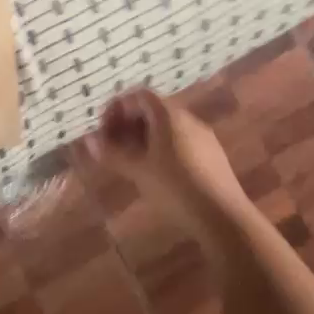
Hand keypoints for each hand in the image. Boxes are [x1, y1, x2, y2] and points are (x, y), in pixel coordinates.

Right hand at [80, 89, 248, 231]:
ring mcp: (203, 137)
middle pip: (152, 110)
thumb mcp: (138, 170)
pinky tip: (158, 173)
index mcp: (169, 115)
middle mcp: (187, 118)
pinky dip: (162, 148)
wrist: (225, 219)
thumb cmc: (176, 188)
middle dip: (128, 124)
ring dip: (145, 138)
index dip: (117, 108)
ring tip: (133, 162)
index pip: (138, 95)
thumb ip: (111, 153)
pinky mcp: (213, 156)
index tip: (104, 130)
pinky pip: (181, 141)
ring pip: (167, 127)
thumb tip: (88, 140)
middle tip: (114, 147)